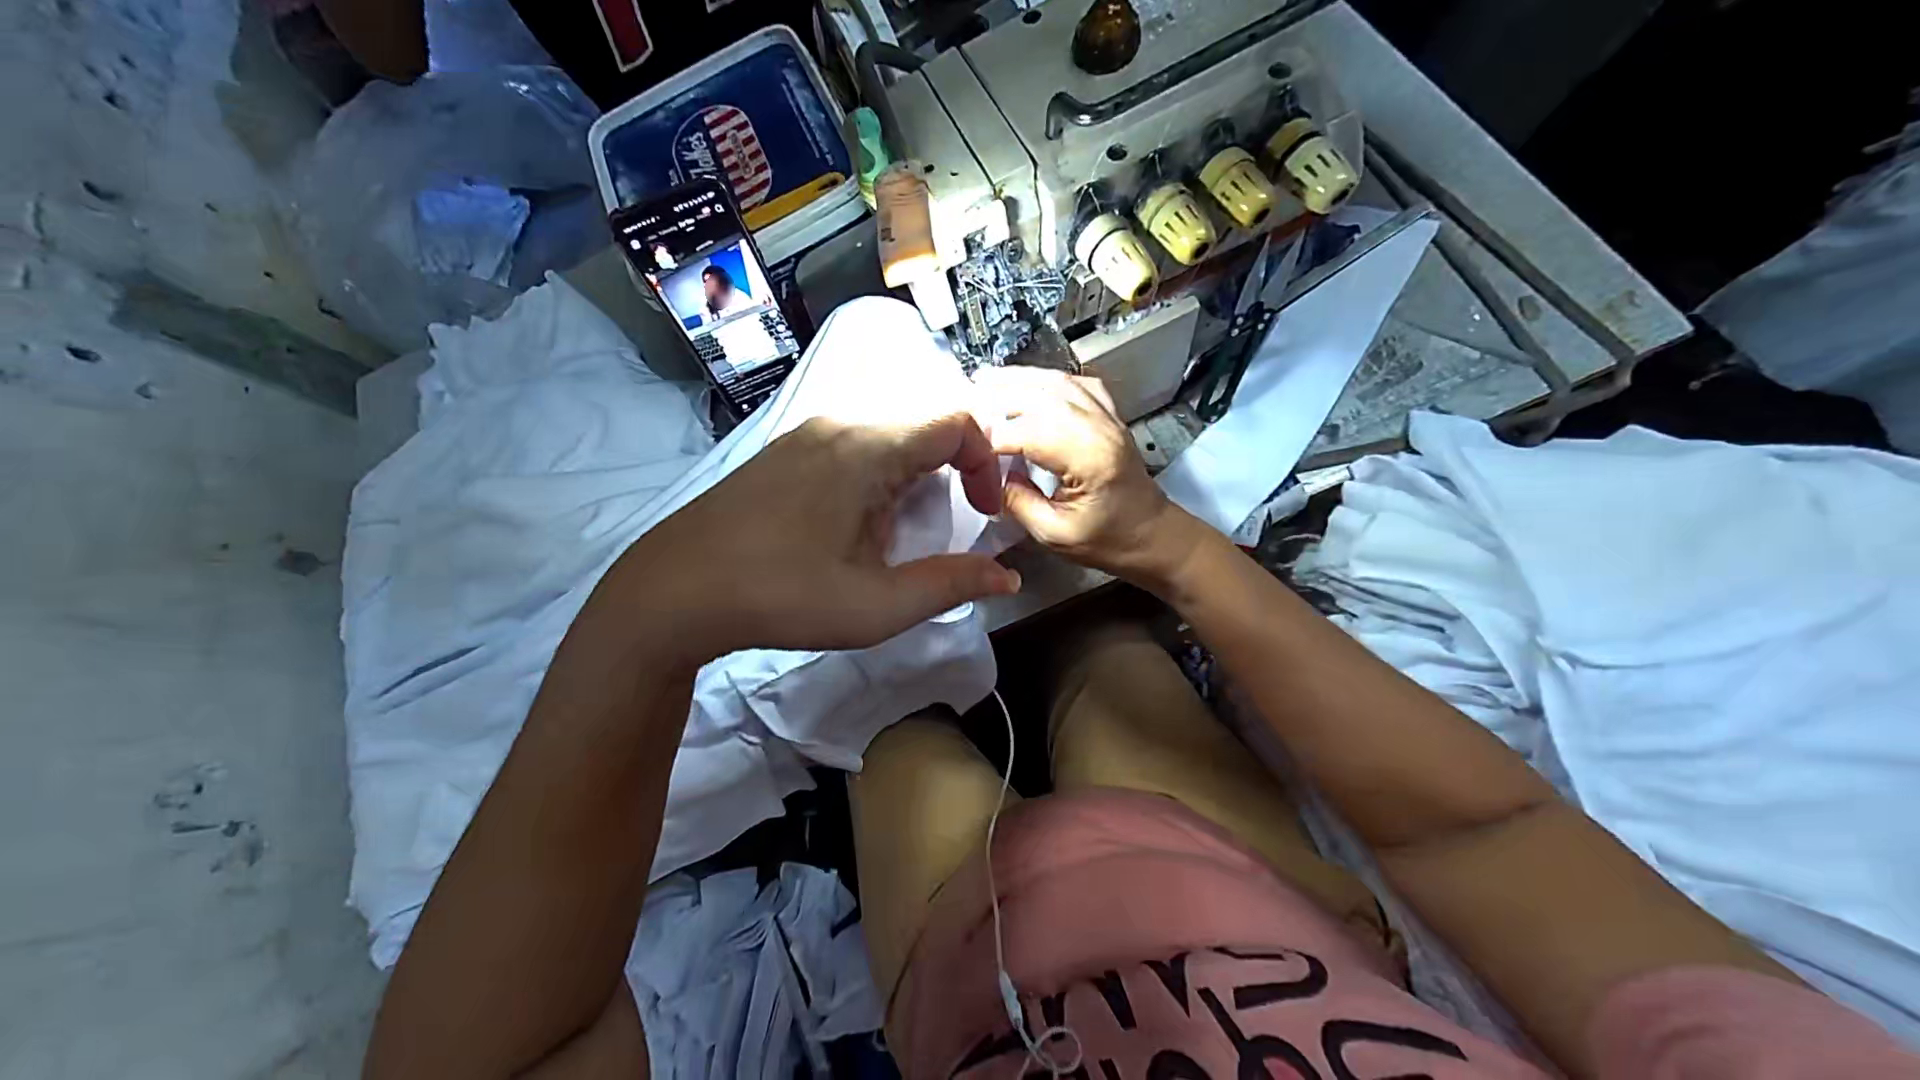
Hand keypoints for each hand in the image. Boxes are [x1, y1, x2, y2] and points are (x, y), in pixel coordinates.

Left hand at [603, 413, 1021, 660]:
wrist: (674, 589)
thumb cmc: (781, 596)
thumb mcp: (877, 605)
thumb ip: (950, 585)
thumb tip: (1008, 577)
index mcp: (868, 449)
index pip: (955, 420)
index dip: (986, 462)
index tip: (981, 514)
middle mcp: (839, 425)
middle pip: (922, 426)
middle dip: (952, 472)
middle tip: (946, 526)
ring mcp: (804, 434)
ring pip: (886, 435)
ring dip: (912, 477)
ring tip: (896, 534)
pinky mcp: (782, 452)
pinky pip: (851, 445)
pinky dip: (877, 475)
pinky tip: (851, 525)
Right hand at [974, 367, 1217, 591]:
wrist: (1154, 535)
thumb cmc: (1110, 542)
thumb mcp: (1055, 534)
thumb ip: (1019, 503)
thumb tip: (992, 478)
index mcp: (1089, 458)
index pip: (1028, 433)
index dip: (992, 437)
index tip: (965, 445)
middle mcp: (1099, 427)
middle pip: (1042, 395)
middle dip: (1000, 394)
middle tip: (965, 397)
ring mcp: (1107, 416)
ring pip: (1058, 382)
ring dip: (1020, 378)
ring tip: (987, 380)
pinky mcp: (1109, 415)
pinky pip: (1076, 383)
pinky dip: (1047, 379)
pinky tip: (1028, 383)